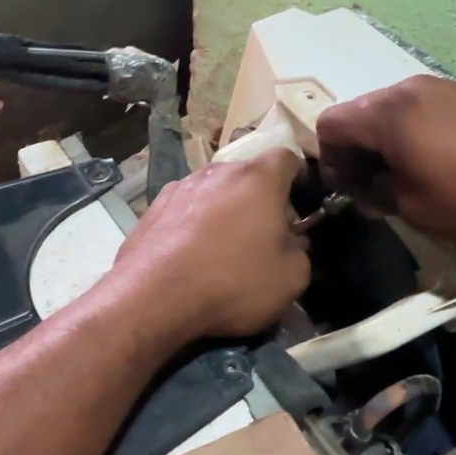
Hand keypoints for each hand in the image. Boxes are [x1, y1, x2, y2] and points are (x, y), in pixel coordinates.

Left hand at [111, 152, 310, 338]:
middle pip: (248, 175)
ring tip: (223, 249)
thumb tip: (291, 241)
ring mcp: (181, 185)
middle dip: (260, 199)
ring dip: (225, 211)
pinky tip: (191, 256)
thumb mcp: (291, 277)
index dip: (298, 179)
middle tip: (265, 236)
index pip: (287, 158)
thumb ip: (300, 250)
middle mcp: (218, 171)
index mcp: (258, 177)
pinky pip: (186, 209)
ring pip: (215, 191)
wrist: (155, 295)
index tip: (301, 204)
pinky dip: (194, 225)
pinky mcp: (154, 206)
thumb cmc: (234, 280)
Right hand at [317, 75, 455, 242]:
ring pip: (389, 110)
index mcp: (386, 113)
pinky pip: (419, 108)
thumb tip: (365, 189)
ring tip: (409, 176)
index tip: (351, 189)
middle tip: (376, 187)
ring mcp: (438, 87)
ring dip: (385, 141)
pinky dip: (412, 132)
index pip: (330, 124)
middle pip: (358, 113)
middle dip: (357, 150)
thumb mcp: (414, 206)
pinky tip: (439, 162)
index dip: (329, 159)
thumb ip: (376, 194)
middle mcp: (406, 89)